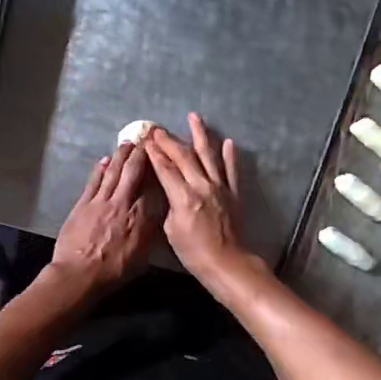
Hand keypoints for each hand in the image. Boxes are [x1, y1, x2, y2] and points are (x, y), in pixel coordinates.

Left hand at [48, 140, 162, 297]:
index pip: (152, 188)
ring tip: (127, 143)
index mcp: (141, 219)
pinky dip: (99, 169)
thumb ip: (148, 234)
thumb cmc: (113, 272)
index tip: (162, 157)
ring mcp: (101, 202)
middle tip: (145, 139)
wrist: (79, 274)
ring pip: (113, 172)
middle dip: (140, 153)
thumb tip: (155, 219)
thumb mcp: (141, 258)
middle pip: (133, 172)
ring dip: (120, 155)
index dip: (157, 170)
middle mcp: (123, 204)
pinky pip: (94, 182)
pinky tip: (104, 160)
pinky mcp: (83, 204)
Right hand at [142, 114, 255, 284]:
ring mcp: (220, 187)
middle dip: (169, 141)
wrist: (225, 262)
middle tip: (158, 129)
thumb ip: (169, 205)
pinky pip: (231, 170)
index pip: (166, 168)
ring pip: (209, 155)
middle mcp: (202, 186)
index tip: (146, 141)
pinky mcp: (233, 193)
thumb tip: (170, 191)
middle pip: (184, 156)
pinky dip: (229, 155)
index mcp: (183, 197)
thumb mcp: (170, 229)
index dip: (155, 153)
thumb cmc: (192, 252)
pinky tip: (227, 142)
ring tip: (194, 117)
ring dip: (200, 134)